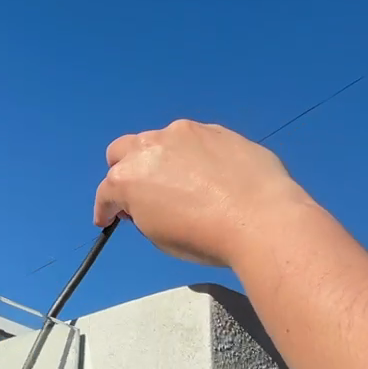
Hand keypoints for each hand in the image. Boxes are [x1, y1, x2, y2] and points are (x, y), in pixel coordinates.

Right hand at [94, 120, 315, 268]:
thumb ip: (142, 211)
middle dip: (123, 170)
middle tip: (140, 192)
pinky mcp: (216, 130)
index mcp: (127, 178)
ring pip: (160, 141)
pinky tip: (212, 176)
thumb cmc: (204, 238)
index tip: (109, 219)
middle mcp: (149, 147)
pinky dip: (195, 156)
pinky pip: (196, 141)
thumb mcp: (158, 235)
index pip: (106, 193)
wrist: (262, 219)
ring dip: (161, 158)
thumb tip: (148, 202)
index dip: (105, 209)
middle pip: (121, 151)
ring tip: (182, 181)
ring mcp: (184, 133)